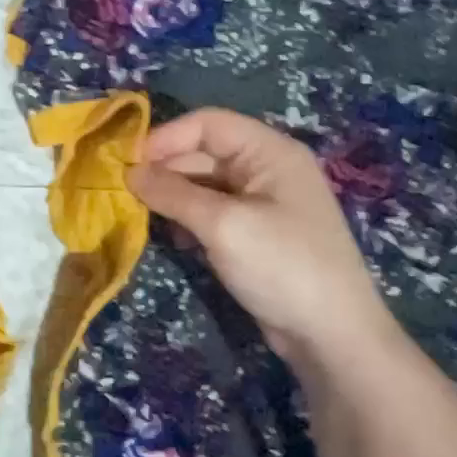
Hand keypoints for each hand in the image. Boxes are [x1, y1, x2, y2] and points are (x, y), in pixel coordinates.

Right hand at [126, 108, 394, 362]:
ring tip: (143, 215)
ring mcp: (264, 203)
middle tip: (125, 193)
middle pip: (204, 152)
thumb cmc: (282, 266)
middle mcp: (268, 169)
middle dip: (165, 168)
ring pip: (205, 184)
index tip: (126, 164)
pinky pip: (214, 212)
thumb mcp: (222, 226)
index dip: (165, 138)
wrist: (331, 333)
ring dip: (173, 196)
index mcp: (270, 152)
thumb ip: (173, 193)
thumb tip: (128, 172)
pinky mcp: (258, 234)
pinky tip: (176, 239)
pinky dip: (189, 219)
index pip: (208, 123)